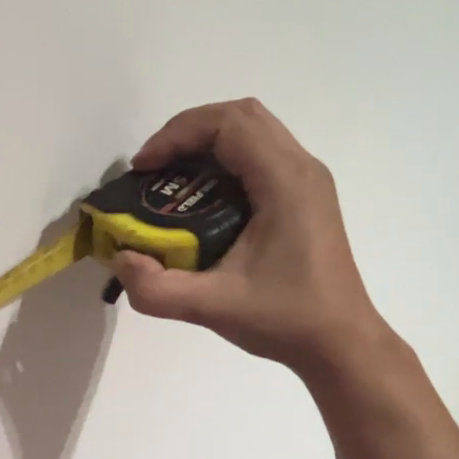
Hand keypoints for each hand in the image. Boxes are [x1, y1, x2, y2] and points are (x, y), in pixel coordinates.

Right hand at [111, 99, 395, 377]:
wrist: (339, 341)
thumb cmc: (284, 319)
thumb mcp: (211, 307)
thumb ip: (156, 288)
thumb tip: (120, 260)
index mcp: (284, 182)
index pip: (229, 125)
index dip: (176, 136)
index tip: (141, 170)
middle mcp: (300, 169)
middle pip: (241, 117)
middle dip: (187, 134)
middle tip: (151, 171)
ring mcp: (305, 182)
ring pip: (251, 134)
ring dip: (204, 148)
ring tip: (168, 184)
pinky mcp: (302, 199)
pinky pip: (258, 160)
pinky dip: (221, 166)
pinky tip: (198, 205)